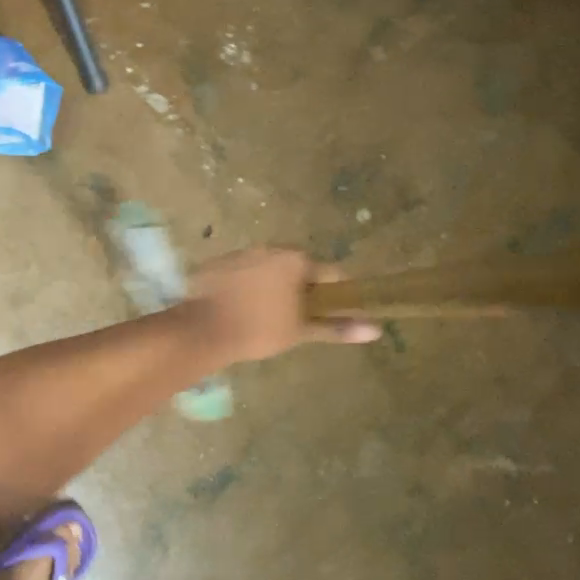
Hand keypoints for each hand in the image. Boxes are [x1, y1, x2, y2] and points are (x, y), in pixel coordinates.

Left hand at [180, 249, 381, 364]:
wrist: (203, 329)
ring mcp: (238, 253)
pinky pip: (239, 273)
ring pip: (266, 269)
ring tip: (265, 314)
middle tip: (296, 316)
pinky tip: (239, 307)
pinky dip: (244, 285)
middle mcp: (266, 248)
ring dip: (271, 285)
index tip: (329, 312)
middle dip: (299, 288)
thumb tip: (375, 329)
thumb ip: (337, 326)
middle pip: (295, 267)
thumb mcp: (301, 331)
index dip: (333, 294)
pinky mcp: (214, 264)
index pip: (327, 272)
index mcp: (293, 259)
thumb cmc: (259, 329)